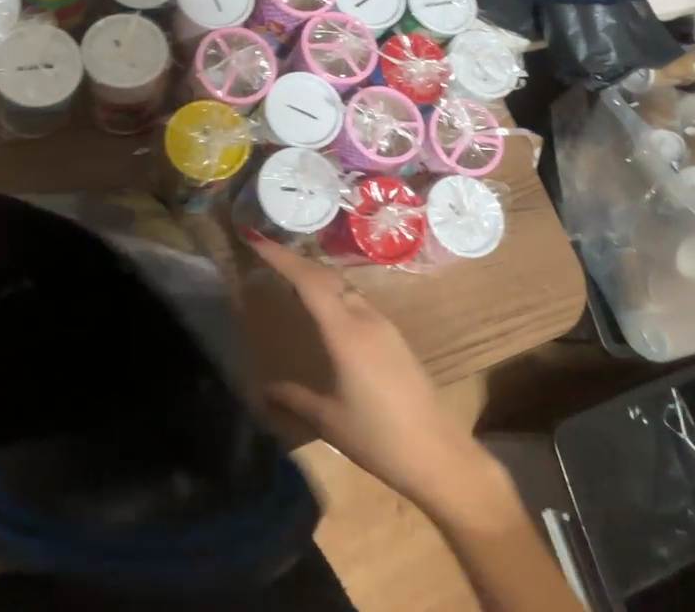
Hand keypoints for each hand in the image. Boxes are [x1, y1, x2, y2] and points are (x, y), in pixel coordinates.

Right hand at [252, 239, 502, 518]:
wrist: (438, 455)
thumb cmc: (379, 439)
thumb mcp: (328, 419)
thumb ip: (294, 398)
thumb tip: (264, 389)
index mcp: (347, 333)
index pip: (310, 281)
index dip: (282, 258)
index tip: (256, 239)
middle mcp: (367, 320)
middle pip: (328, 277)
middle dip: (296, 260)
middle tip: (266, 252)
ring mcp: (386, 328)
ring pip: (346, 288)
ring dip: (317, 276)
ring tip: (289, 275)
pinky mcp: (396, 340)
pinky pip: (358, 303)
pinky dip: (334, 294)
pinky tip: (324, 308)